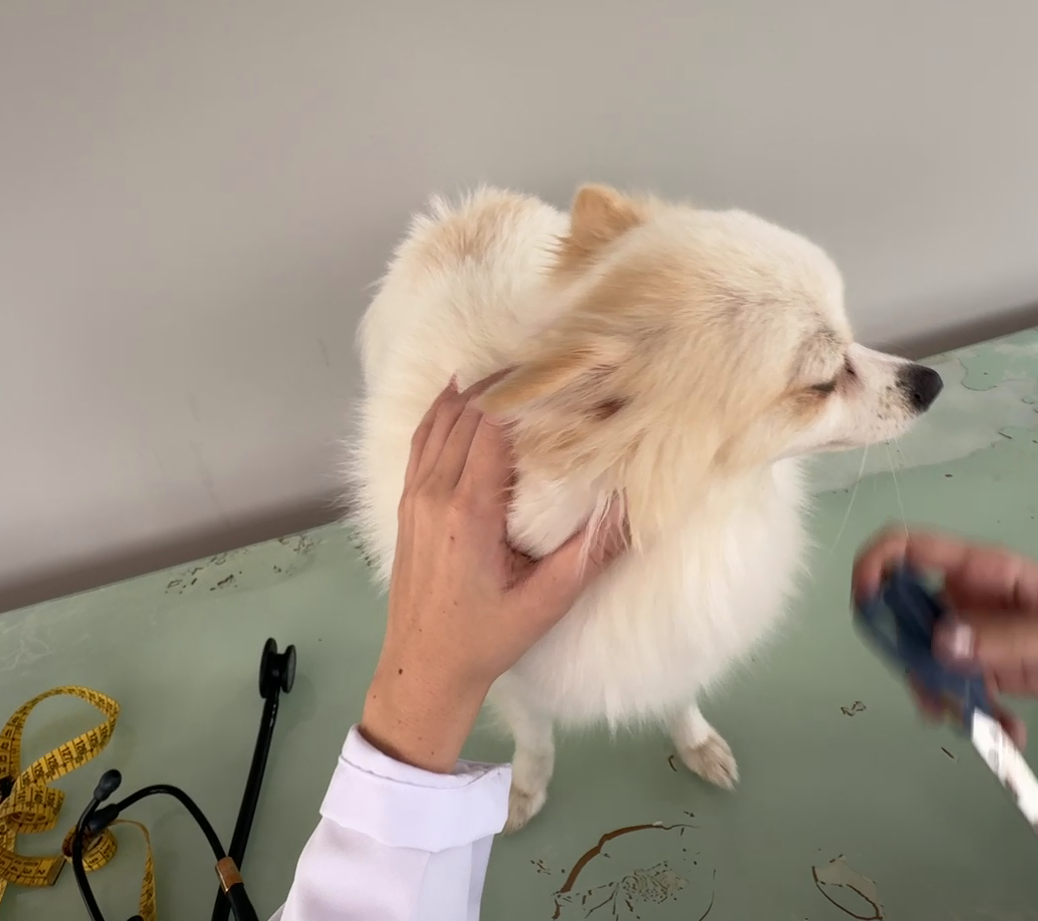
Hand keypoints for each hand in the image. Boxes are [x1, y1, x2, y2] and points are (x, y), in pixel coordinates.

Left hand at [360, 373, 629, 771]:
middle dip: (508, 386)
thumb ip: (589, 552)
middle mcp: (435, 491)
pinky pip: (420, 441)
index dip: (527, 395)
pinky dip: (440, 412)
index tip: (562, 376)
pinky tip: (457, 393)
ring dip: (475, 393)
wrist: (422, 668)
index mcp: (469, 510)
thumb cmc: (485, 639)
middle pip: (469, 415)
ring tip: (514, 374)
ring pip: (441, 421)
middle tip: (548, 369)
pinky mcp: (406, 502)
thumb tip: (631, 507)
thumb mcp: (546, 603)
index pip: (495, 426)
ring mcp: (414, 494)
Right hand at [852, 528, 1037, 748]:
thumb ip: (1006, 639)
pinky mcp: (998, 670)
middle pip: (906, 608)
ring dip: (934, 686)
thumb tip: (936, 646)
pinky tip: (1006, 733)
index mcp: (987, 570)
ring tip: (967, 722)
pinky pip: (960, 685)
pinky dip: (970, 709)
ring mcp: (984, 635)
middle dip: (905, 648)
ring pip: (927, 652)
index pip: (910, 549)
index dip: (875, 565)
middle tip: (924, 688)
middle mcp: (973, 597)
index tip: (866, 605)